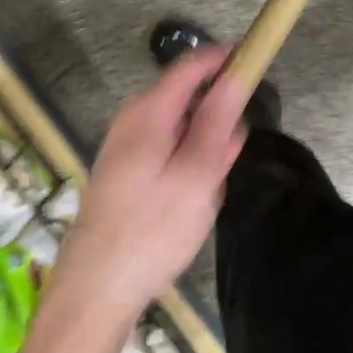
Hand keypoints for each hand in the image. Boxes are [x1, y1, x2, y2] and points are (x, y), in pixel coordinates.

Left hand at [54, 49, 250, 313]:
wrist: (94, 292)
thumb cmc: (152, 229)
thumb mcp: (197, 173)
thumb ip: (219, 119)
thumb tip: (238, 72)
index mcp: (149, 111)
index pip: (194, 64)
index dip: (228, 60)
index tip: (259, 71)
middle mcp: (133, 119)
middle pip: (188, 97)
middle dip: (217, 119)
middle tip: (229, 160)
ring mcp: (125, 146)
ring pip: (181, 128)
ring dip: (203, 148)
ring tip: (208, 191)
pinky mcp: (124, 172)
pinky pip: (167, 152)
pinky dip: (186, 166)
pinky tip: (190, 203)